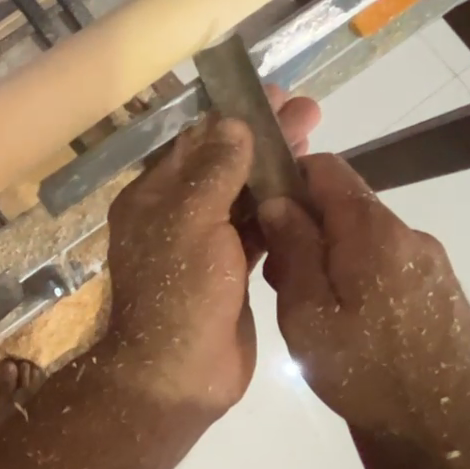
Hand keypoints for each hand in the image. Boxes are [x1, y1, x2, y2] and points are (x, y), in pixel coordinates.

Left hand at [102, 91, 320, 418]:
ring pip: (241, 196)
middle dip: (262, 138)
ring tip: (317, 139)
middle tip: (309, 111)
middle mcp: (173, 215)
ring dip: (274, 170)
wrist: (178, 373)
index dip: (233, 118)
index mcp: (152, 198)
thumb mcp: (191, 222)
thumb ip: (213, 171)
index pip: (195, 144)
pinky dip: (279, 209)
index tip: (272, 96)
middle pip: (222, 165)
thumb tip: (231, 122)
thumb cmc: (179, 292)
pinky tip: (309, 191)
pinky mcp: (229, 271)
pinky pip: (256, 229)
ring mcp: (202, 245)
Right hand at [255, 154, 469, 442]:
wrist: (456, 438)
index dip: (286, 178)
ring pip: (361, 239)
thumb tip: (277, 201)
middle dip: (303, 227)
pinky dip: (353, 278)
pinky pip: (383, 265)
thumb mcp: (306, 312)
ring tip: (307, 309)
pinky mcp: (439, 294)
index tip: (259, 213)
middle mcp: (407, 236)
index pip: (326, 167)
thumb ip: (292, 250)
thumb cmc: (367, 372)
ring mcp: (429, 265)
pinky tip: (342, 324)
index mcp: (373, 230)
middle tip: (276, 278)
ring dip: (327, 257)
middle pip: (342, 205)